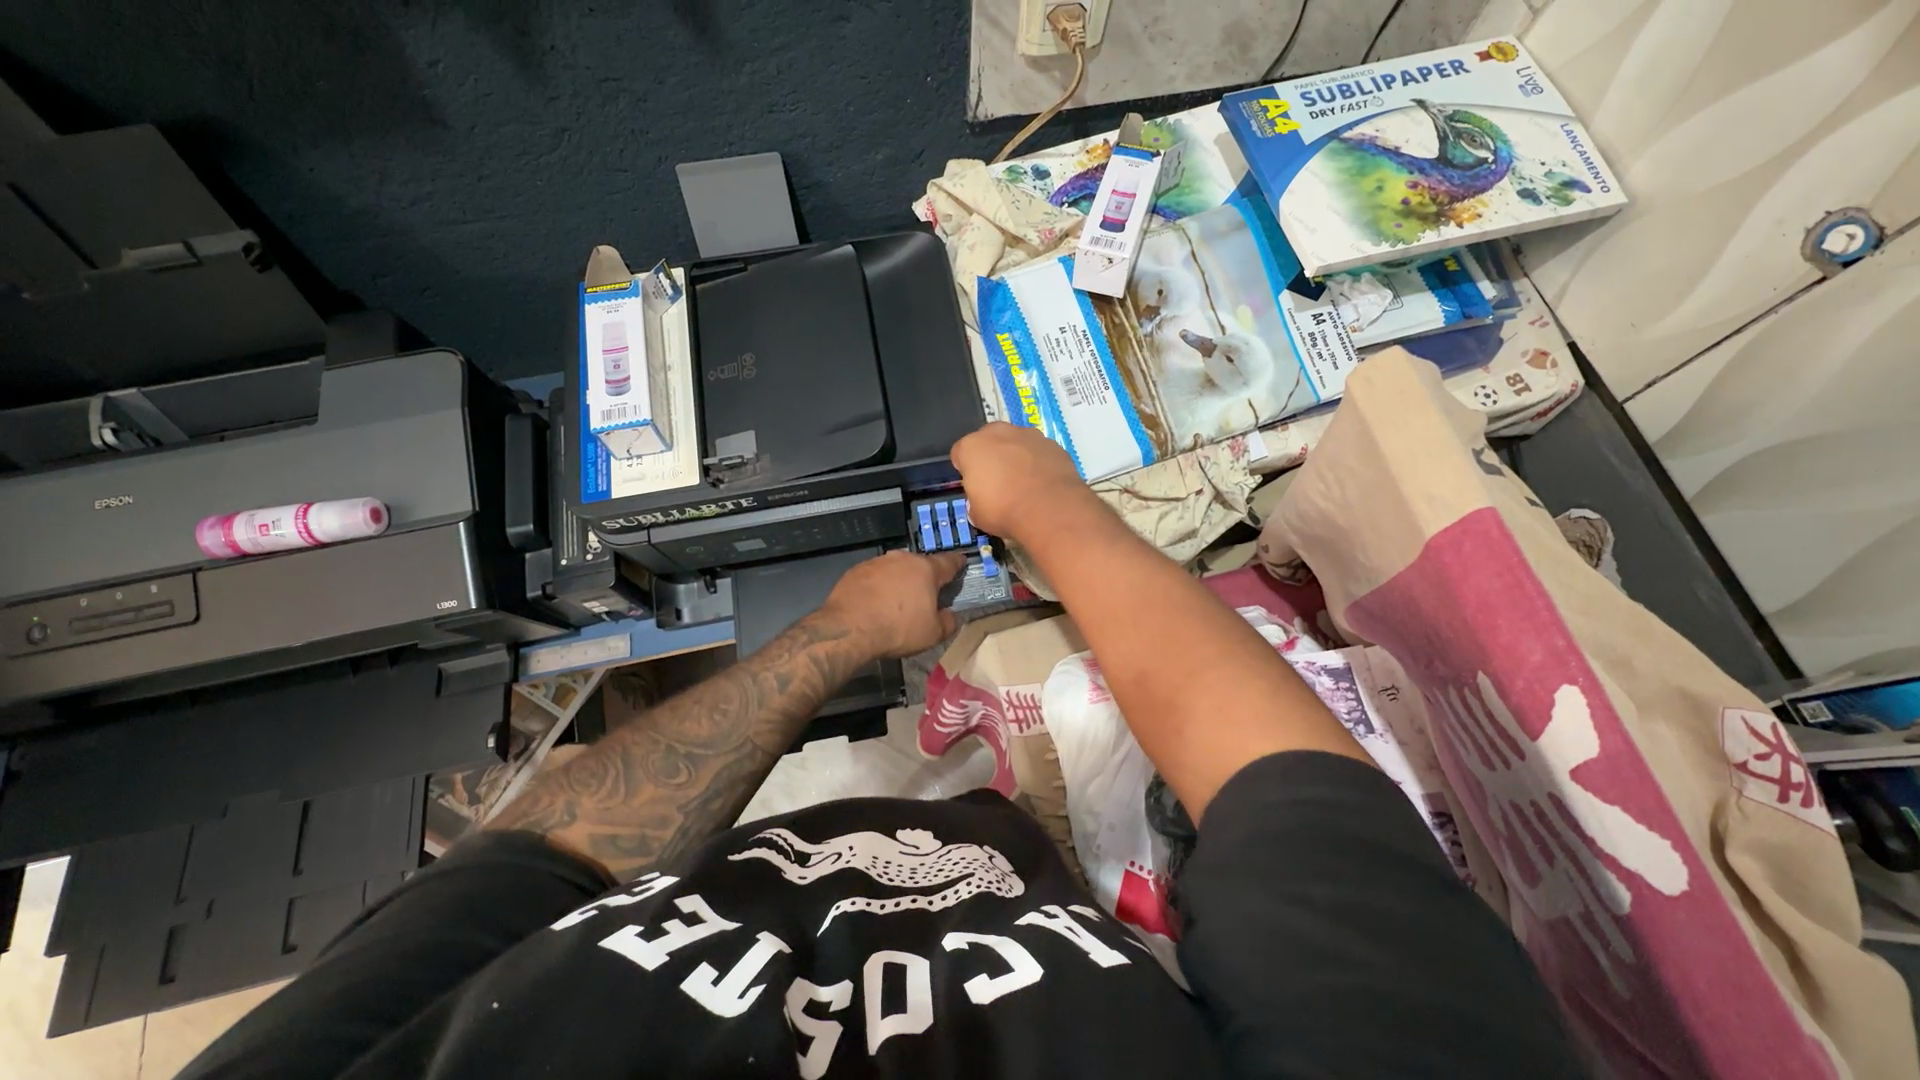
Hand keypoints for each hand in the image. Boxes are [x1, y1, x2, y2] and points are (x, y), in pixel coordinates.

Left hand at [819, 550, 967, 658]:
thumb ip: (948, 622)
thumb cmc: (898, 629)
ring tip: (898, 601)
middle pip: (919, 564)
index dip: (957, 563)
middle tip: (926, 593)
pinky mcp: (855, 571)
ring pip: (895, 569)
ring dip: (899, 580)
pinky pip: (874, 577)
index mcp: (926, 569)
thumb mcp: (933, 634)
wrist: (849, 628)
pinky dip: (878, 586)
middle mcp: (902, 559)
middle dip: (924, 576)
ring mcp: (876, 562)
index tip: (961, 563)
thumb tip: (949, 615)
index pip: (949, 562)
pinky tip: (875, 603)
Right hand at [951, 422, 1096, 543]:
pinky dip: (1039, 463)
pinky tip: (1042, 483)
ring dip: (1016, 457)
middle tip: (998, 482)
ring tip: (1024, 483)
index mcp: (972, 447)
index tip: (973, 485)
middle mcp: (998, 433)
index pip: (959, 453)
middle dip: (991, 456)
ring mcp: (1028, 435)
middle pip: (989, 440)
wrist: (1050, 509)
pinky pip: (1039, 451)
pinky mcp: (1052, 443)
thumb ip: (975, 500)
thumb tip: (981, 502)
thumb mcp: (977, 514)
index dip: (965, 470)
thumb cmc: (1005, 510)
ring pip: (1016, 442)